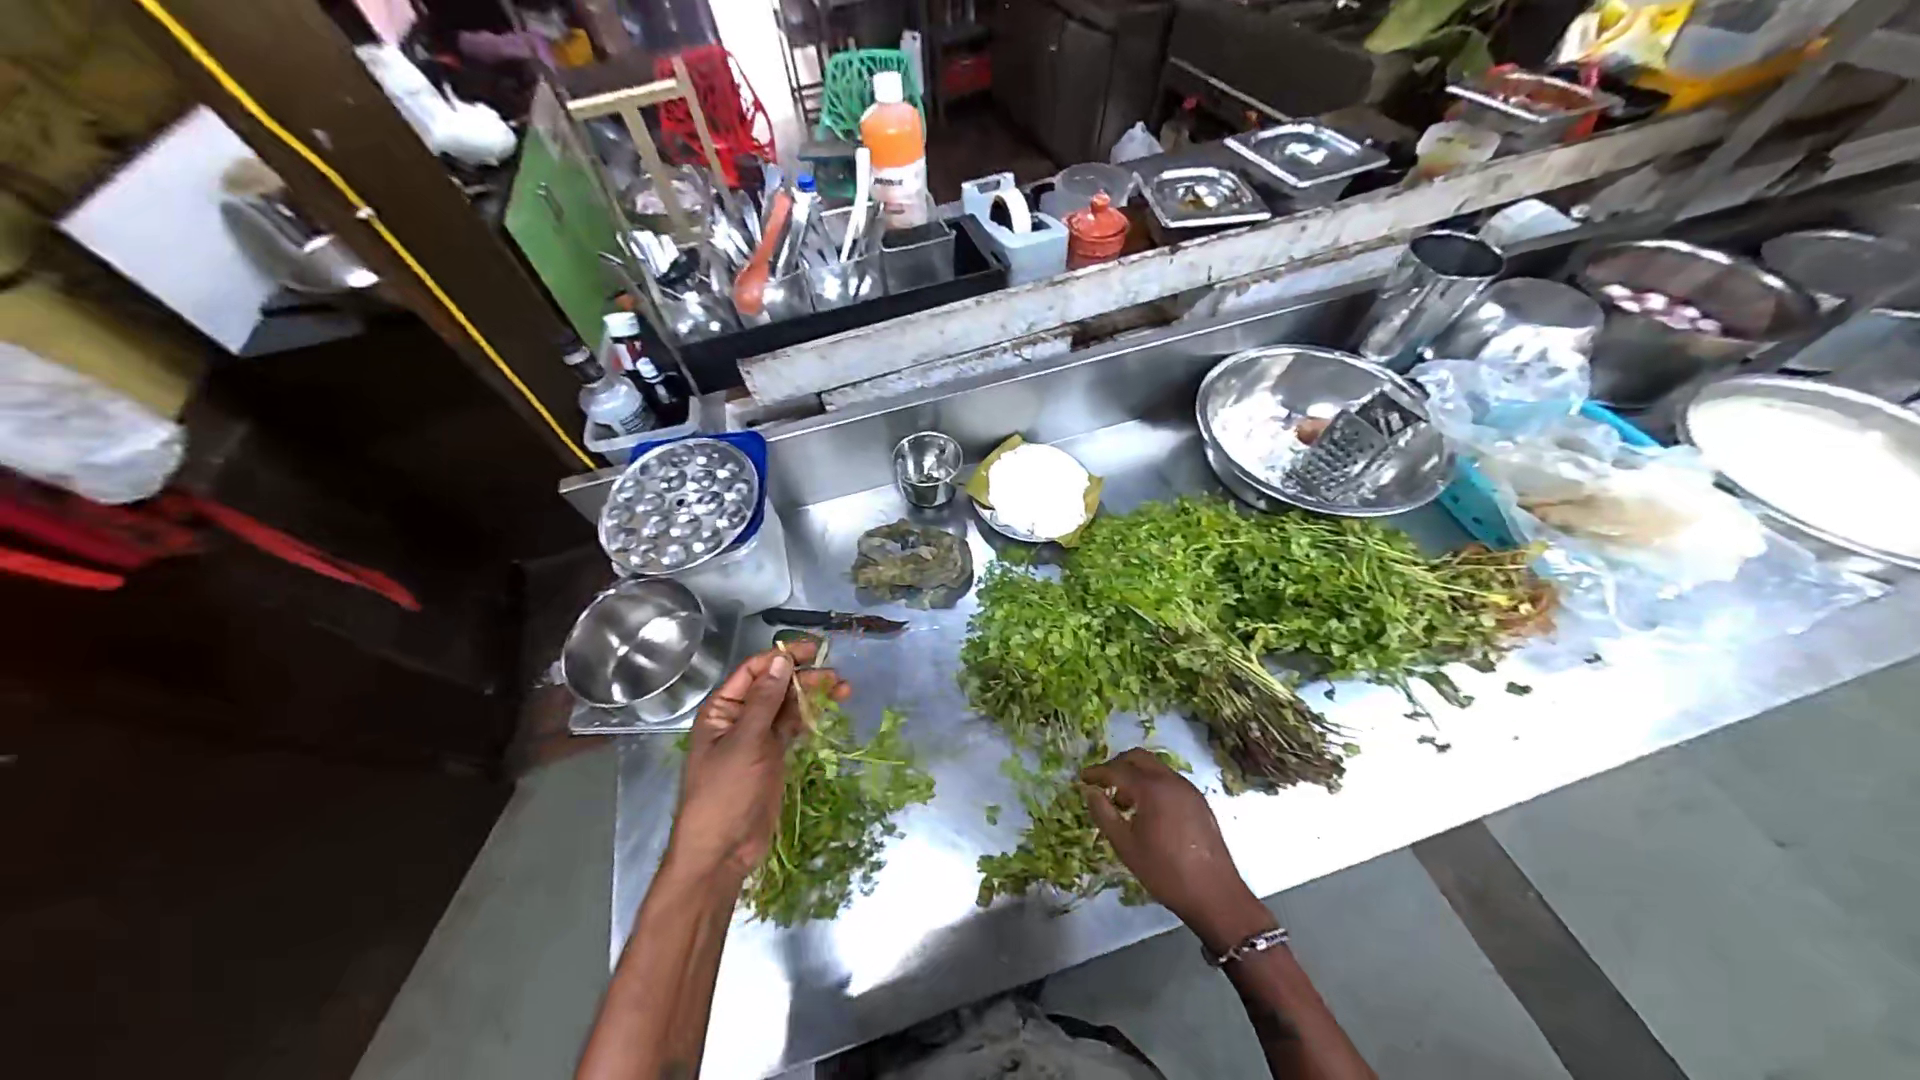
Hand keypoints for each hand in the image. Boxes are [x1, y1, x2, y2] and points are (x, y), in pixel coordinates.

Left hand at [664, 641, 850, 882]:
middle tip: (837, 677)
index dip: (782, 657)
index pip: (754, 671)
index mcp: (722, 710)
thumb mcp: (745, 742)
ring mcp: (756, 738)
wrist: (721, 851)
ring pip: (787, 706)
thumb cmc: (725, 793)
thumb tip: (781, 659)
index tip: (813, 650)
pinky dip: (809, 718)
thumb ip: (765, 700)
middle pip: (774, 686)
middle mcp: (738, 718)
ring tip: (843, 691)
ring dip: (812, 696)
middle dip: (804, 677)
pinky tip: (827, 712)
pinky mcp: (772, 756)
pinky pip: (792, 728)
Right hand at [1081, 749, 1276, 953]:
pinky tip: (1147, 810)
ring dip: (1135, 774)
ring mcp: (1188, 789)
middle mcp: (1171, 780)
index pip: (1117, 769)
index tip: (1082, 778)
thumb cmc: (1165, 872)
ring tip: (1123, 801)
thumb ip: (1104, 814)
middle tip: (1102, 782)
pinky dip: (1152, 784)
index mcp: (1152, 789)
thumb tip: (1090, 791)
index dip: (1097, 772)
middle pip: (1138, 757)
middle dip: (1117, 765)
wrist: (1215, 894)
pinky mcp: (1199, 801)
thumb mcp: (1125, 846)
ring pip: (1156, 767)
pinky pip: (1169, 780)